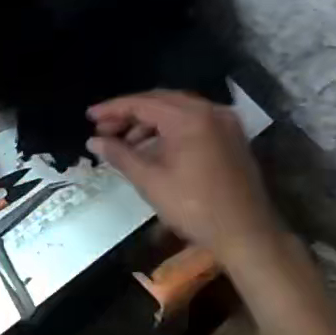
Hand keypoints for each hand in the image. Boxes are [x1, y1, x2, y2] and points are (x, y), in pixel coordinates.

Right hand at [87, 91, 285, 263]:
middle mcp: (210, 110)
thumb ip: (121, 155)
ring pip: (179, 111)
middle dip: (130, 114)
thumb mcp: (151, 181)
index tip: (89, 116)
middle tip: (103, 129)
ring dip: (150, 123)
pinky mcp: (232, 137)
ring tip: (125, 143)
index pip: (143, 103)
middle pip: (162, 101)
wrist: (246, 233)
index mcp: (190, 117)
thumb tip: (94, 142)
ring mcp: (225, 123)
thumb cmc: (195, 208)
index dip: (113, 109)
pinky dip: (171, 130)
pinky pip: (195, 123)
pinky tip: (154, 148)